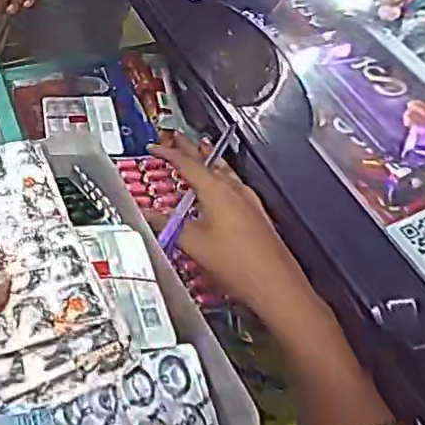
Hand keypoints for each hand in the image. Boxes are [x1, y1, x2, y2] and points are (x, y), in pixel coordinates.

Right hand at [145, 130, 337, 345]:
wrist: (276, 286)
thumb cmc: (238, 264)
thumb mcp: (192, 244)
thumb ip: (167, 225)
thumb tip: (147, 214)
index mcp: (217, 191)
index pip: (188, 164)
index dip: (169, 154)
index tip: (155, 148)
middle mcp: (235, 191)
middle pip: (209, 162)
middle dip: (190, 149)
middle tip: (176, 138)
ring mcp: (249, 202)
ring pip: (224, 172)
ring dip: (208, 160)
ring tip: (200, 151)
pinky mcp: (256, 215)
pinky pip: (235, 185)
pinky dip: (221, 178)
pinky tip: (221, 187)